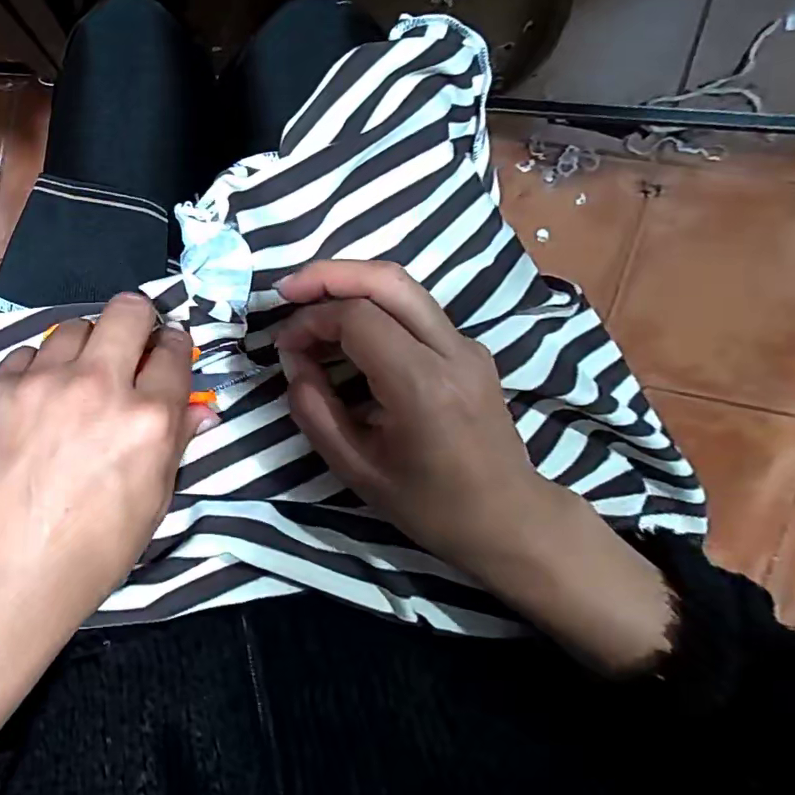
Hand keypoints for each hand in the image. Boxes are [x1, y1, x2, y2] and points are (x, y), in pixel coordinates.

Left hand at [0, 292, 210, 758]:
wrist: (8, 575)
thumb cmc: (95, 548)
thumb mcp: (154, 499)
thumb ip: (177, 441)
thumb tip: (201, 408)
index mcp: (148, 417)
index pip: (174, 349)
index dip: (174, 347)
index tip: (165, 354)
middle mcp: (99, 386)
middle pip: (128, 310)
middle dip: (138, 319)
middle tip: (130, 342)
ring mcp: (43, 383)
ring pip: (75, 326)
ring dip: (87, 346)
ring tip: (78, 378)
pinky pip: (28, 354)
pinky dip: (40, 369)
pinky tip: (38, 401)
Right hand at [272, 260, 672, 673]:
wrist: (510, 518)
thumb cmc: (430, 505)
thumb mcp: (356, 468)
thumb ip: (315, 409)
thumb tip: (292, 357)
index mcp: (423, 386)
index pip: (358, 317)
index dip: (311, 320)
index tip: (284, 343)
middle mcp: (452, 351)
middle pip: (387, 280)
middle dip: (329, 275)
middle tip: (287, 290)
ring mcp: (467, 344)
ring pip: (402, 285)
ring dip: (350, 283)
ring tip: (308, 302)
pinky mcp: (469, 347)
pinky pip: (414, 307)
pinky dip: (372, 303)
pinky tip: (346, 328)